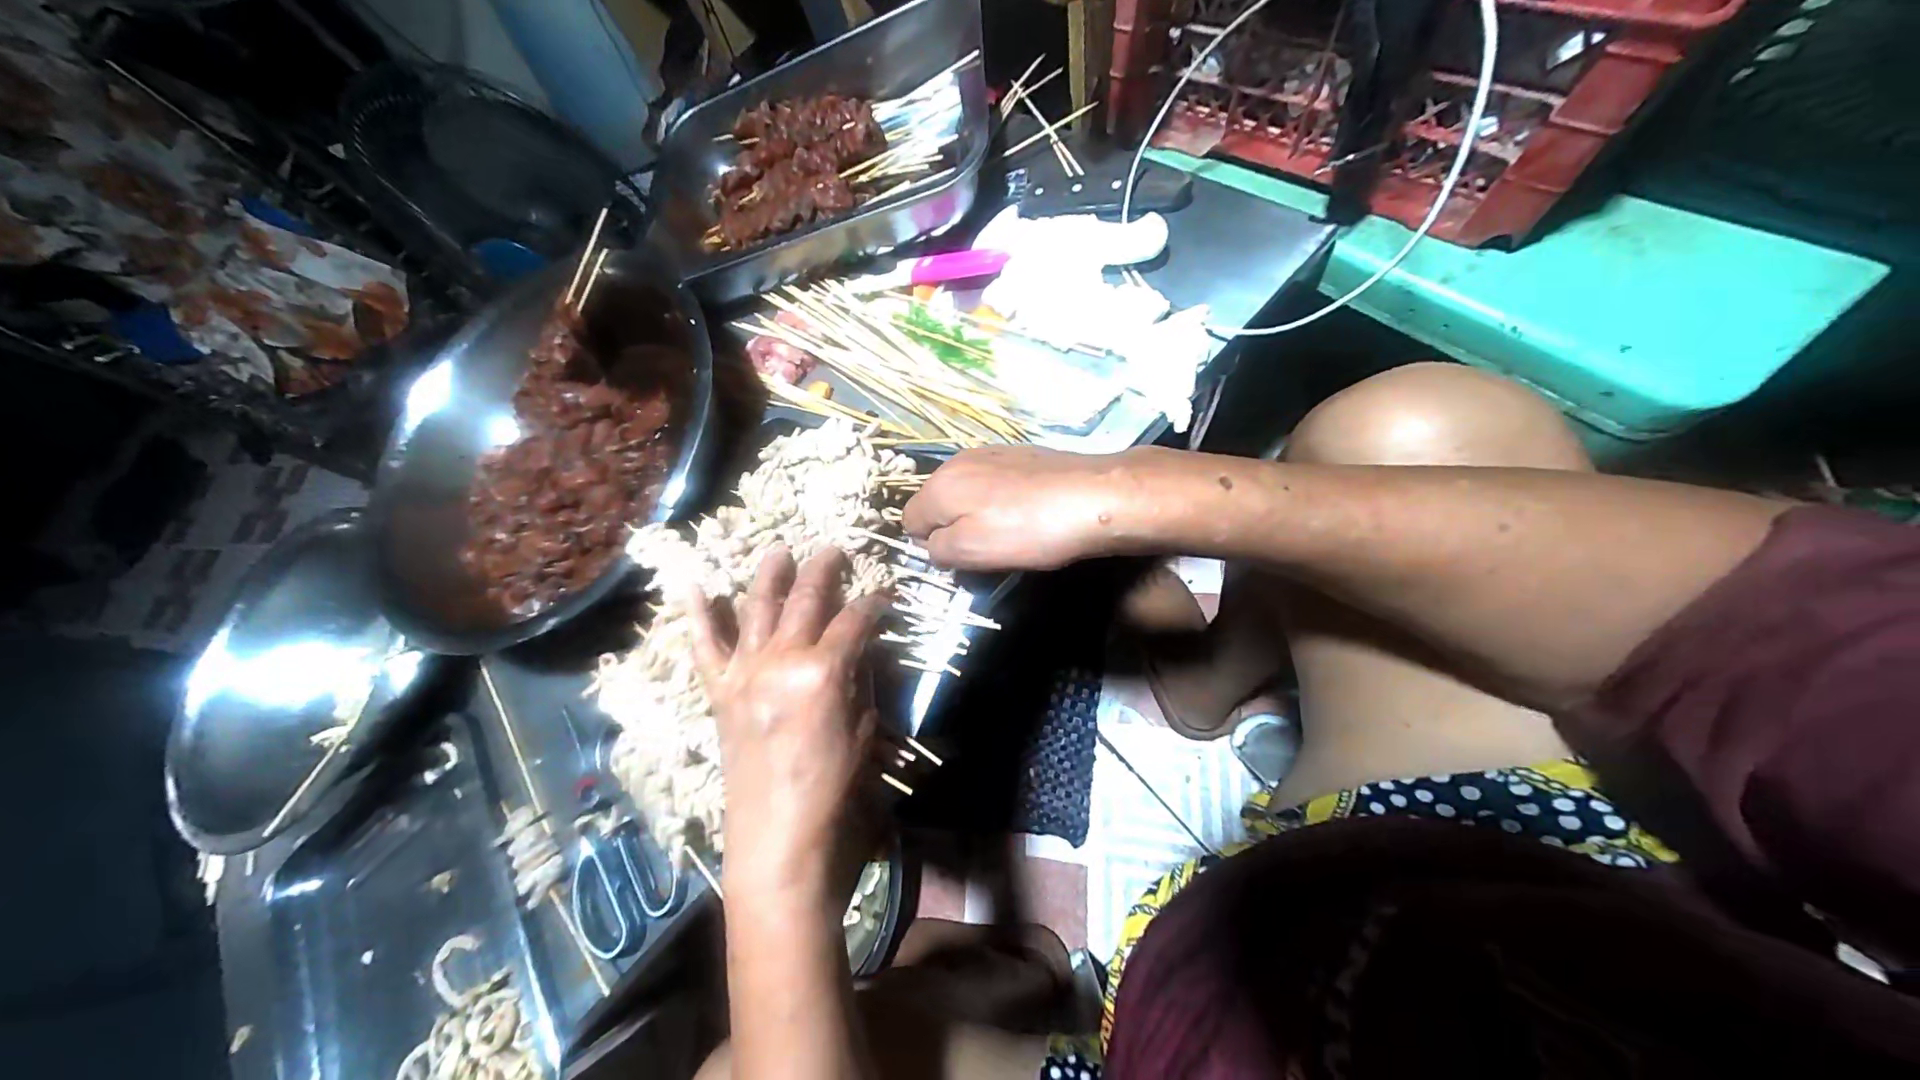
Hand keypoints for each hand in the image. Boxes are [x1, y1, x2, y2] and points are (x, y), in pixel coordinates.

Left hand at [686, 545, 888, 897]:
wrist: (778, 838)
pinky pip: (703, 647)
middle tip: (834, 550)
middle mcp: (780, 660)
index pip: (855, 620)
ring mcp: (744, 673)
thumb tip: (855, 649)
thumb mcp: (862, 729)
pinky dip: (696, 614)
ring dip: (769, 575)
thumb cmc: (834, 790)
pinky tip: (692, 583)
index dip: (874, 604)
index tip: (885, 597)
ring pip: (756, 608)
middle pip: (806, 601)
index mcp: (823, 671)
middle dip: (824, 571)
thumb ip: (857, 680)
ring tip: (778, 550)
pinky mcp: (720, 693)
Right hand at [903, 445, 1139, 570]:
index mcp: (939, 484)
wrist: (1095, 496)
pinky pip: (992, 482)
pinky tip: (1027, 512)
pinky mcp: (1018, 453)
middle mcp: (956, 461)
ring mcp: (989, 452)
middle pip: (936, 503)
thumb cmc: (1028, 530)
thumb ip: (937, 549)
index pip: (909, 521)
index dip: (929, 545)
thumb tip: (929, 543)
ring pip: (965, 492)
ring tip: (1011, 531)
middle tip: (986, 549)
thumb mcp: (972, 551)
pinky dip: (1000, 500)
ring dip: (977, 514)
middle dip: (952, 527)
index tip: (960, 559)